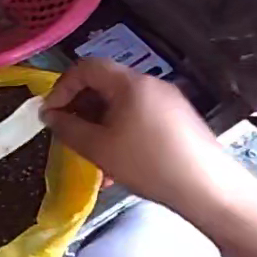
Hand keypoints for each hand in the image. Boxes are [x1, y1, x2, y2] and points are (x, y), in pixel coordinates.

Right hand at [43, 59, 255, 223]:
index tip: (51, 114)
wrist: (207, 189)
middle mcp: (150, 83)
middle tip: (67, 134)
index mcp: (130, 83)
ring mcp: (168, 100)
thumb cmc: (148, 164)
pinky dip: (120, 131)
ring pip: (120, 104)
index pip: (85, 67)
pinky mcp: (178, 119)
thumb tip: (49, 115)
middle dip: (80, 108)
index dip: (62, 87)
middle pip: (104, 84)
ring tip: (91, 155)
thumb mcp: (98, 148)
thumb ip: (67, 128)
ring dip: (99, 124)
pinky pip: (138, 116)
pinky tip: (117, 163)